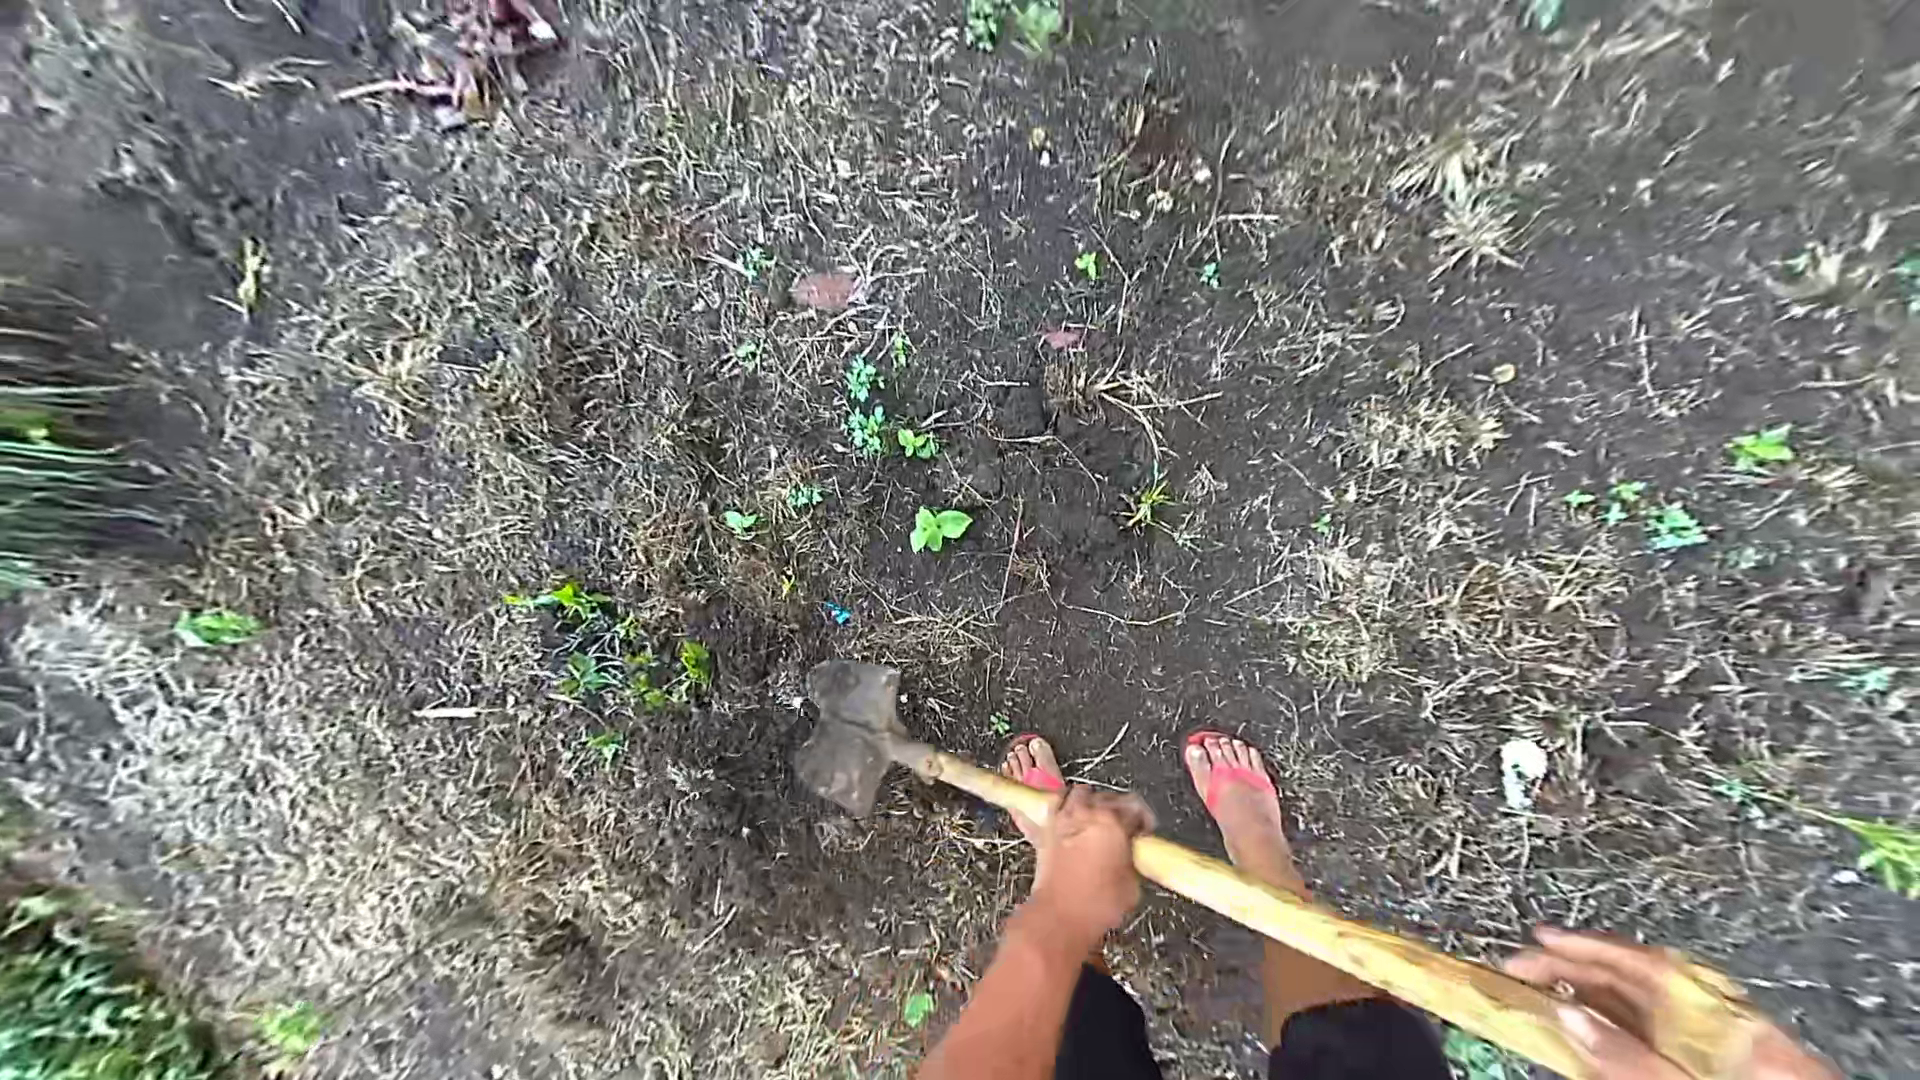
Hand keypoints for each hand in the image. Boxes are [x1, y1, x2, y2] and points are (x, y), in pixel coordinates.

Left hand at [1022, 786, 1154, 953]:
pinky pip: (1056, 801)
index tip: (1144, 831)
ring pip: (1082, 792)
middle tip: (1125, 828)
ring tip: (1097, 818)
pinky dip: (1065, 803)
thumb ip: (1132, 861)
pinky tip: (1070, 815)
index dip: (1144, 819)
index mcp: (1114, 823)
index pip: (1136, 806)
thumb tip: (1129, 857)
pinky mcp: (1048, 826)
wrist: (1060, 914)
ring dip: (1092, 801)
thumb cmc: (1098, 904)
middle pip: (1109, 796)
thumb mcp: (1132, 885)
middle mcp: (1089, 812)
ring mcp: (1066, 816)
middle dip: (1120, 809)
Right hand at [1505, 927, 1838, 1079]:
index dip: (1590, 944)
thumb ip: (1631, 1057)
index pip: (1651, 964)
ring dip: (1587, 994)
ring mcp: (1725, 1045)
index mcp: (1730, 1021)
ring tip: (1542, 991)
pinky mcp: (1715, 1062)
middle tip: (1521, 965)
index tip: (1539, 935)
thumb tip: (1565, 1015)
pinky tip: (1584, 1022)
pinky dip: (1613, 1021)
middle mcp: (1727, 1023)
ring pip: (1644, 1005)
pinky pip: (1655, 1031)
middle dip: (1575, 969)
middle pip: (1641, 981)